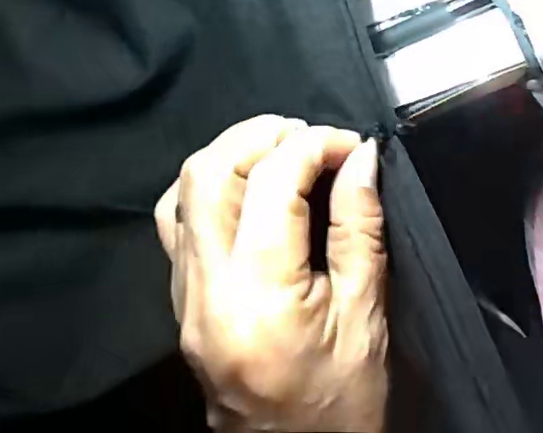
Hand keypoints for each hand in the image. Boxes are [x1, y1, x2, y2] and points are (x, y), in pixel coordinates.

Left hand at [155, 116, 386, 432]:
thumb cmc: (341, 409)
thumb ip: (359, 228)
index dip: (314, 146)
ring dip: (232, 152)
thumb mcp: (366, 320)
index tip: (350, 144)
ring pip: (186, 187)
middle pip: (211, 172)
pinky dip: (207, 183)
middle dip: (262, 136)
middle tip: (308, 137)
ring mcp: (182, 291)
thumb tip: (359, 156)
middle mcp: (205, 288)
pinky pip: (175, 217)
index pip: (272, 185)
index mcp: (257, 297)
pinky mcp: (177, 295)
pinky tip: (242, 184)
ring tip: (279, 150)